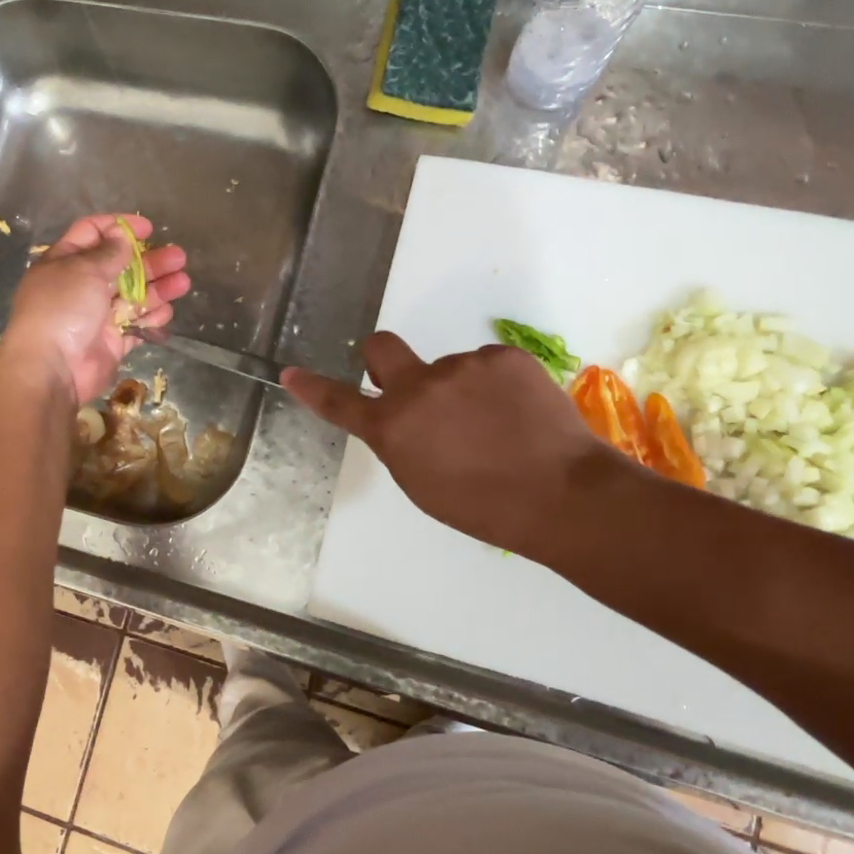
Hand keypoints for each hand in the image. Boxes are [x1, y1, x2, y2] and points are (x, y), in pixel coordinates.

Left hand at [0, 214, 190, 404]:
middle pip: (121, 266)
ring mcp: (97, 316)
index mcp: (66, 262)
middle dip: (150, 260)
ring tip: (183, 282)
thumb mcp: (83, 269)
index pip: (92, 233)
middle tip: (179, 256)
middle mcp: (81, 286)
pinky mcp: (111, 342)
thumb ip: (108, 252)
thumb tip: (121, 235)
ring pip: (133, 296)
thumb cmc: (63, 308)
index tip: (148, 228)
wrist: (52, 368)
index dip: (120, 227)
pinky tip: (167, 312)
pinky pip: (135, 325)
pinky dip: (150, 318)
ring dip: (158, 288)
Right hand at [281, 332, 625, 554]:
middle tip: (407, 386)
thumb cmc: (484, 506)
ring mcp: (463, 365)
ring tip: (496, 428)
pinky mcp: (505, 356)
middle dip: (381, 359)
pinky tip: (518, 415)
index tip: (292, 372)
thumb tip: (402, 421)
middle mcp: (419, 387)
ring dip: (459, 391)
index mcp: (393, 427)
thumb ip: (399, 443)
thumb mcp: (422, 484)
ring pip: (448, 370)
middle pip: (381, 347)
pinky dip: (495, 387)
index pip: (340, 402)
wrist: (561, 494)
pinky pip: (487, 366)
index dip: (312, 388)